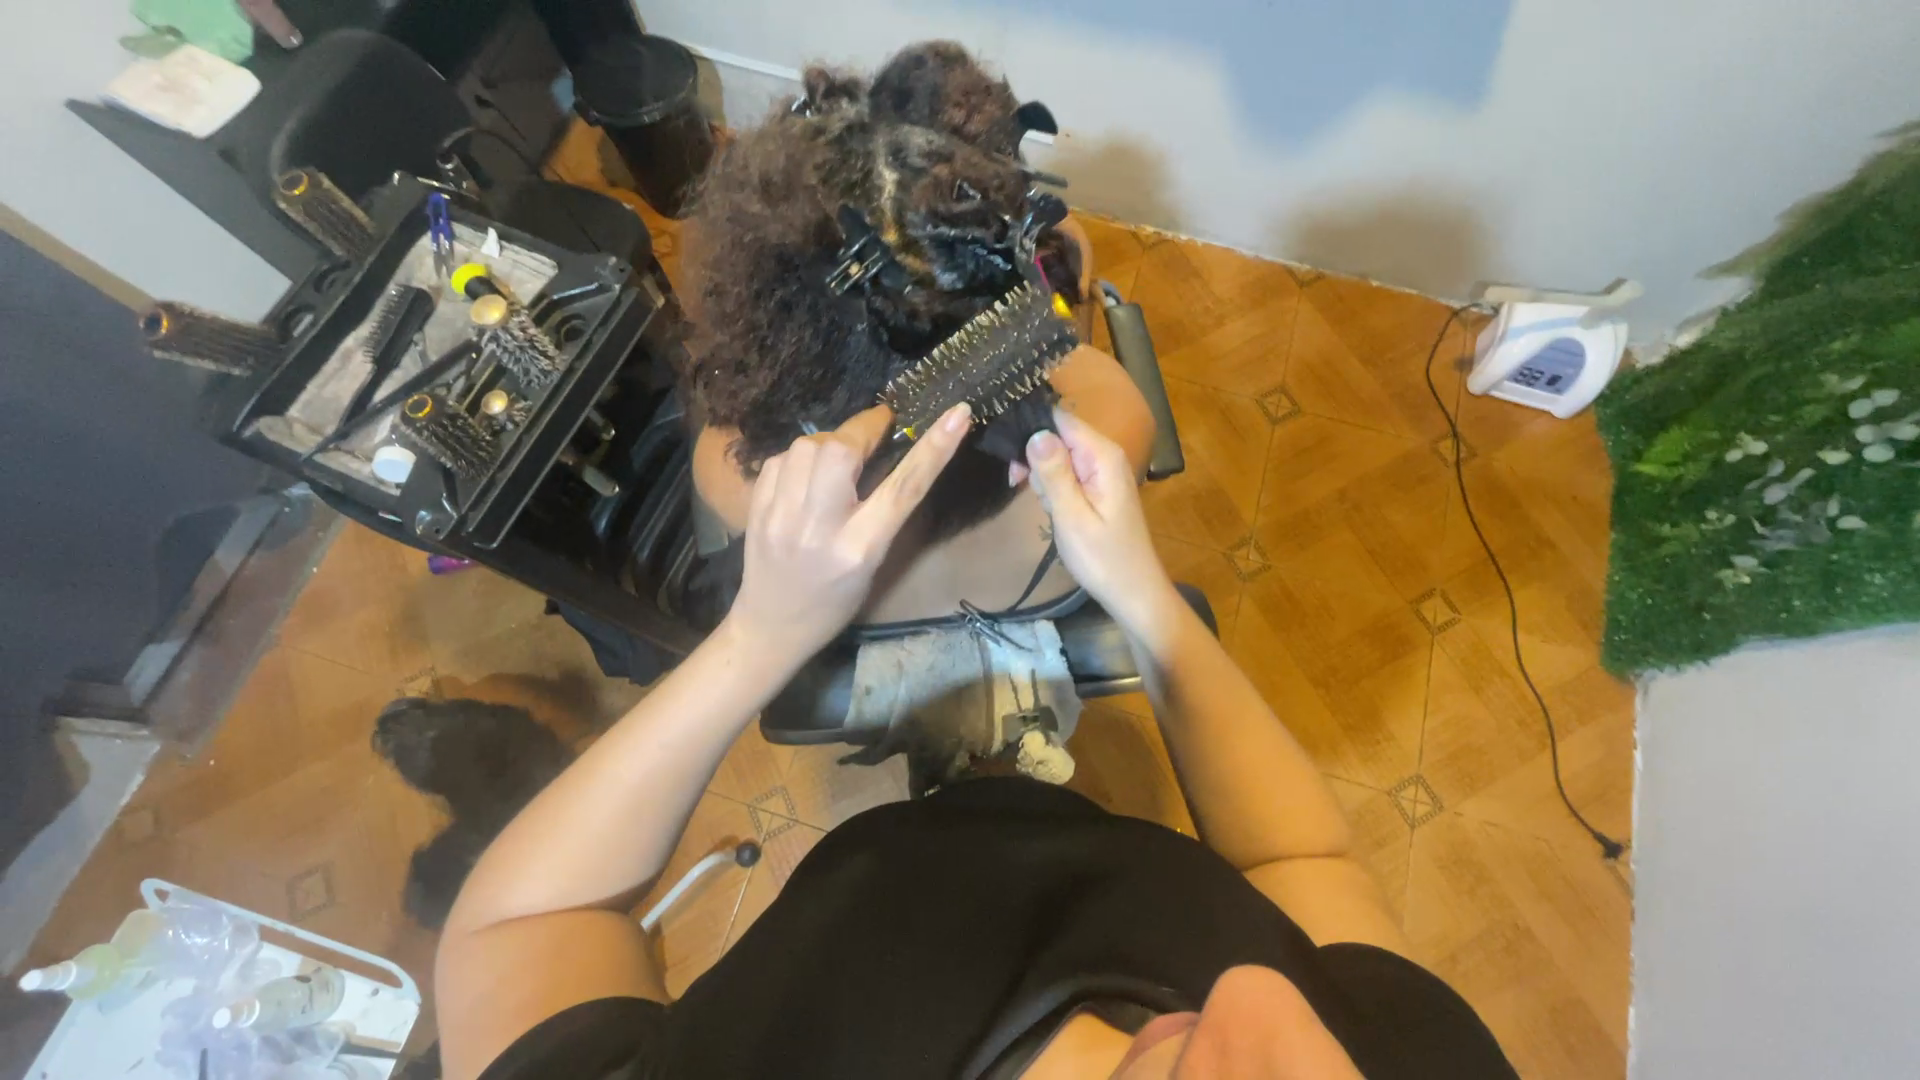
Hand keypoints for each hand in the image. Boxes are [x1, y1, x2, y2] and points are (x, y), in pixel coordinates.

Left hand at [721, 402, 971, 666]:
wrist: (772, 626)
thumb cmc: (835, 600)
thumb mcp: (873, 564)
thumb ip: (884, 511)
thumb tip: (889, 452)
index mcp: (859, 549)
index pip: (903, 488)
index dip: (934, 447)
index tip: (957, 413)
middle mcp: (818, 528)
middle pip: (840, 451)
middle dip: (860, 431)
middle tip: (874, 435)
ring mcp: (780, 516)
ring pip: (806, 446)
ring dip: (828, 442)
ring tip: (837, 462)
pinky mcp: (755, 507)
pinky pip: (781, 458)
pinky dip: (800, 457)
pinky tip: (806, 476)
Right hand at [1022, 408, 1178, 632]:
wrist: (1133, 591)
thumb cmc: (1102, 558)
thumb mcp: (1071, 516)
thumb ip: (1054, 473)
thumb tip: (1035, 433)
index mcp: (1102, 456)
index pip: (1060, 418)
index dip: (1031, 429)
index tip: (1008, 453)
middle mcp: (1106, 455)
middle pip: (1058, 434)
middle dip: (1034, 455)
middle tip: (1019, 485)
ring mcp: (1103, 471)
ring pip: (1059, 455)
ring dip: (1042, 475)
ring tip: (1045, 506)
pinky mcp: (1098, 487)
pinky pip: (1068, 473)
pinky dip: (1054, 487)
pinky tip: (1054, 509)